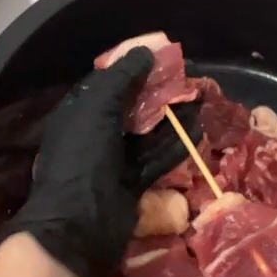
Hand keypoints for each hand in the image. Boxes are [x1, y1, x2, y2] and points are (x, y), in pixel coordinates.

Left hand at [2, 47, 187, 276]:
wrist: (79, 224)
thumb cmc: (83, 157)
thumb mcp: (97, 107)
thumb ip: (121, 77)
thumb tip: (144, 52)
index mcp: (79, 112)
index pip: (107, 81)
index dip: (132, 67)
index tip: (161, 55)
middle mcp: (94, 133)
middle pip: (130, 105)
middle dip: (156, 91)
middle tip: (186, 78)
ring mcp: (113, 160)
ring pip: (146, 132)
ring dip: (171, 116)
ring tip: (198, 99)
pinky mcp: (132, 183)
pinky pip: (156, 158)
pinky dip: (175, 144)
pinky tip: (196, 130)